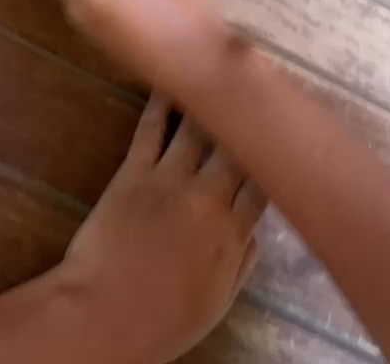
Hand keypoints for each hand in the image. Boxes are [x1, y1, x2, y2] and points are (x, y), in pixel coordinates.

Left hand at [51, 94, 265, 363]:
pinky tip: (167, 81)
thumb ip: (242, 261)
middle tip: (257, 91)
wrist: (108, 312)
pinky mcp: (133, 170)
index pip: (264, 184)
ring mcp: (169, 179)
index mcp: (233, 233)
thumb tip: (256, 233)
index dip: (274, 158)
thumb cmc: (165, 316)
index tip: (282, 135)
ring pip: (198, 130)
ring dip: (210, 103)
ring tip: (218, 74)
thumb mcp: (218, 299)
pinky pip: (151, 129)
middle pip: (238, 148)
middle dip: (249, 121)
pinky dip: (161, 103)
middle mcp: (207, 198)